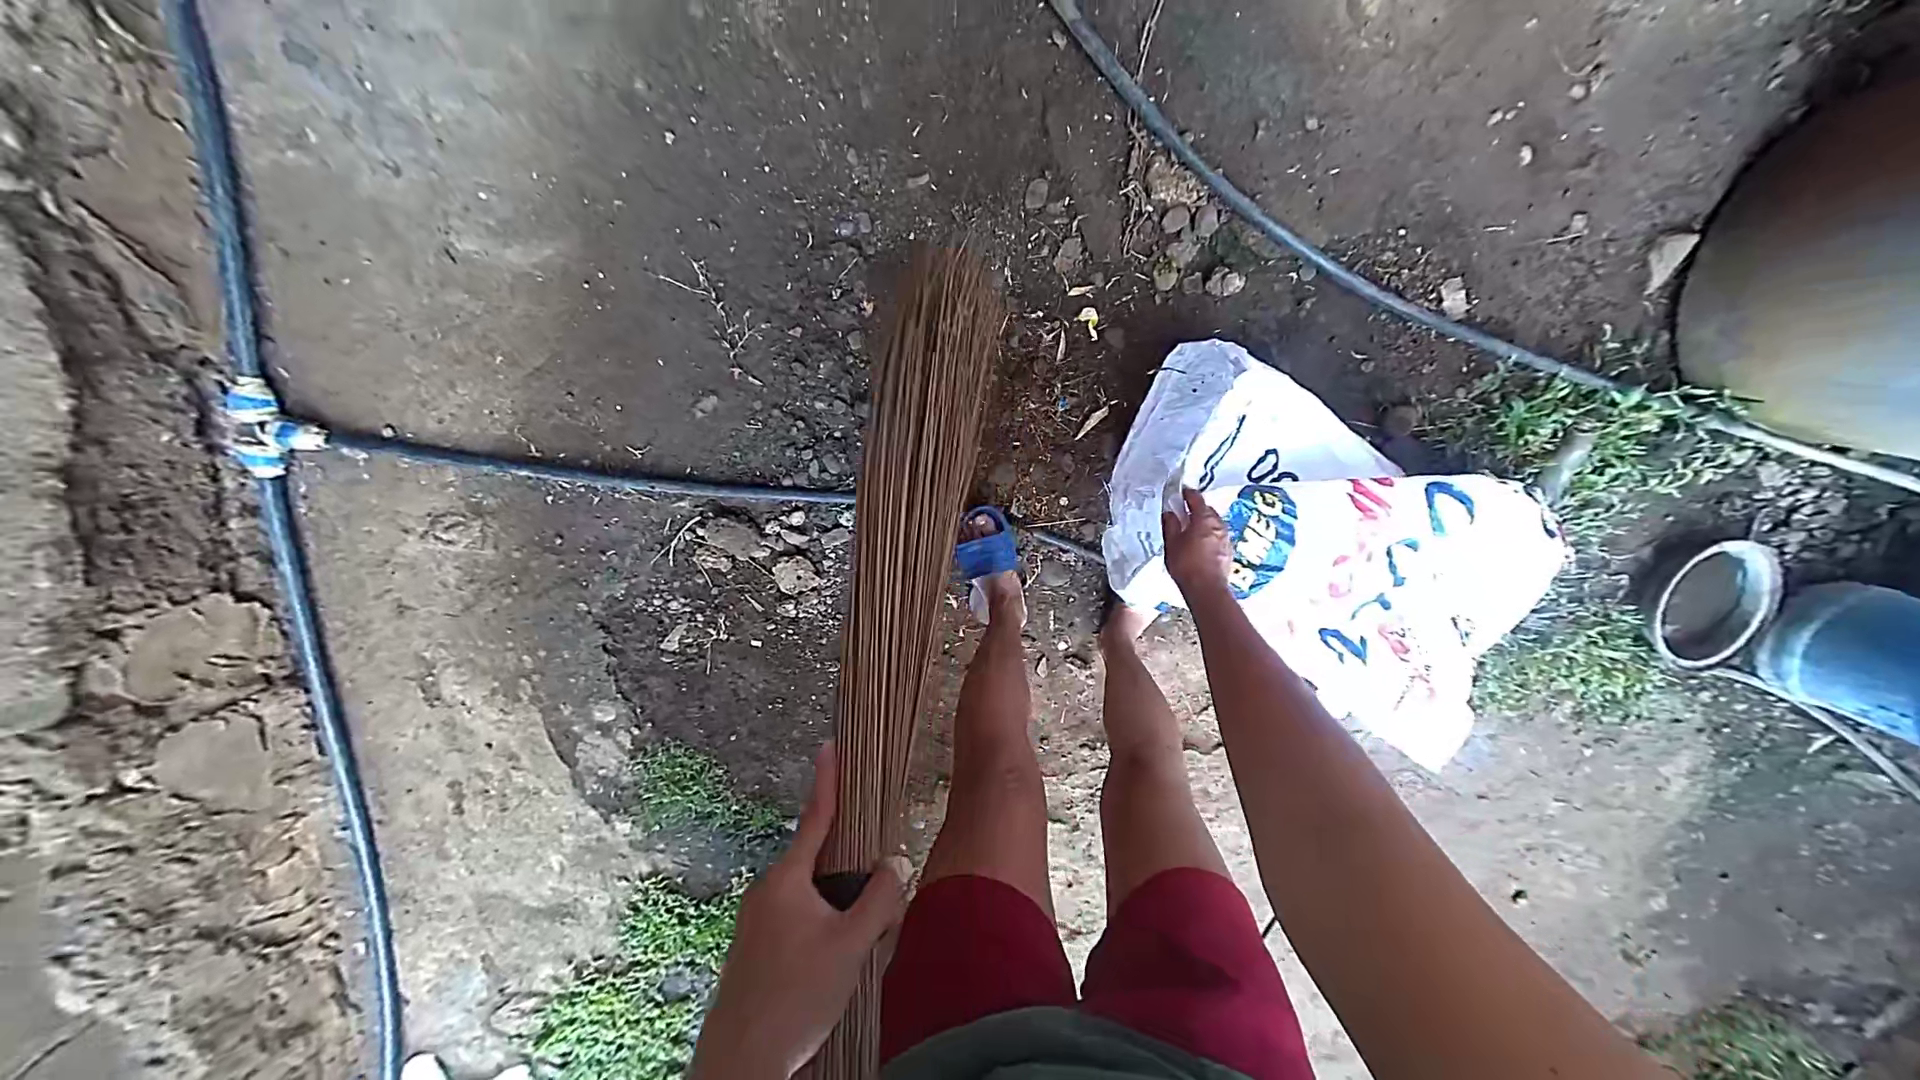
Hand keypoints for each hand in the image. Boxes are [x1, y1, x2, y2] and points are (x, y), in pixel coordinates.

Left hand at [689, 743, 910, 1079]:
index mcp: (787, 880)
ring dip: (838, 908)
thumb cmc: (795, 998)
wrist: (740, 1064)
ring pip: (811, 895)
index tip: (829, 745)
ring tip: (857, 946)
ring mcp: (758, 920)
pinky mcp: (755, 946)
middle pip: (820, 863)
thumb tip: (897, 864)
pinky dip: (822, 926)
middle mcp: (768, 891)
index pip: (815, 818)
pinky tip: (834, 963)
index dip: (826, 780)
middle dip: (850, 873)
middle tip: (876, 906)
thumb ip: (880, 899)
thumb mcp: (850, 946)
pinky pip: (798, 918)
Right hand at [1162, 487, 1232, 602]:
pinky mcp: (1228, 551)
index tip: (1180, 492)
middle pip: (1207, 510)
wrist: (1207, 588)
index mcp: (1204, 519)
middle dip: (1196, 510)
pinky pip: (1217, 536)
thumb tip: (1170, 513)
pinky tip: (1199, 544)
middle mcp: (1218, 525)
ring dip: (1203, 523)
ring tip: (1190, 530)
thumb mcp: (1172, 543)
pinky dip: (1209, 535)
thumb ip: (1171, 525)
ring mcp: (1226, 538)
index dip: (1187, 494)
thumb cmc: (1186, 565)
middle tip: (1182, 513)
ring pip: (1214, 524)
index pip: (1196, 498)